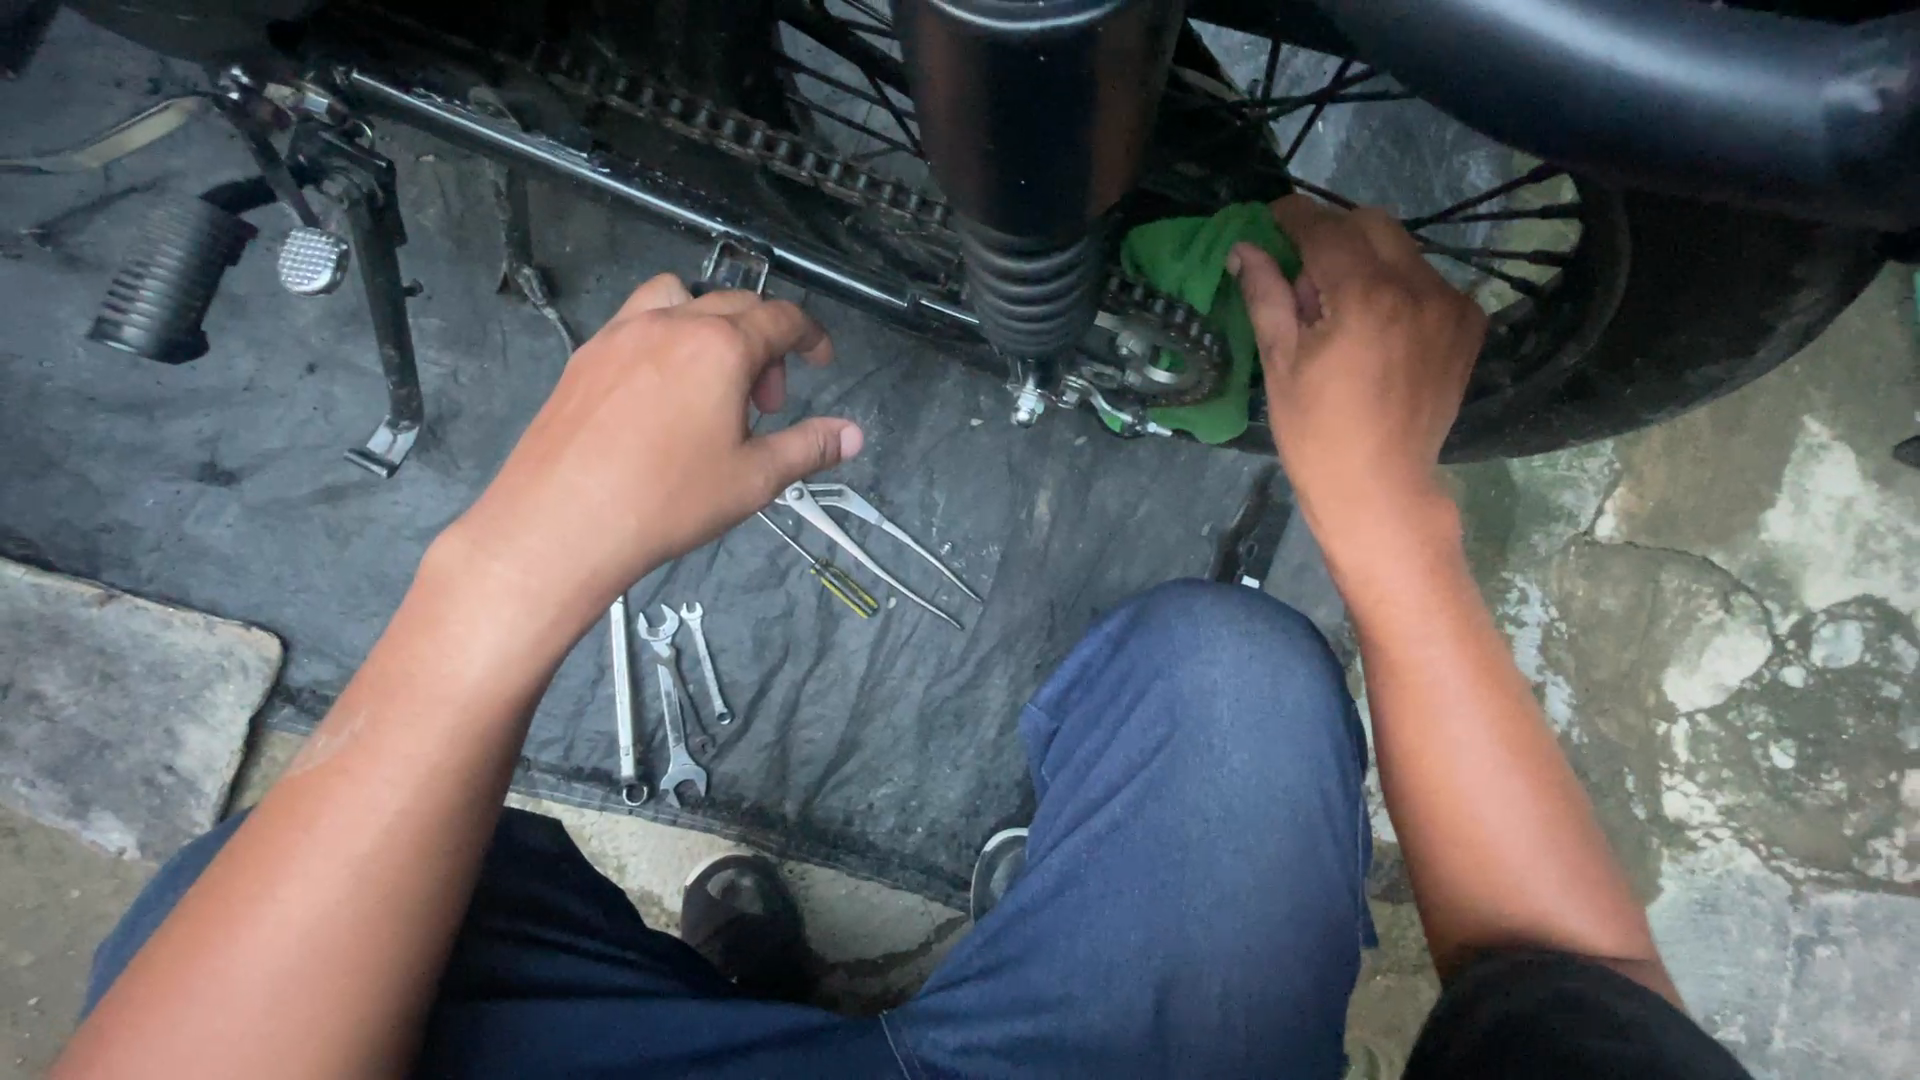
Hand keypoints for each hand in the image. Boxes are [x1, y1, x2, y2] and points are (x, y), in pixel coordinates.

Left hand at [442, 274, 862, 631]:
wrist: (561, 523)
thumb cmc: (670, 500)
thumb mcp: (755, 478)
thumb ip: (810, 447)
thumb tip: (854, 434)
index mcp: (721, 347)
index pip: (781, 318)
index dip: (811, 336)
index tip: (821, 360)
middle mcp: (671, 324)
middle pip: (735, 306)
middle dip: (766, 343)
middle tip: (767, 403)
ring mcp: (621, 334)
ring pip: (680, 298)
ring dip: (711, 325)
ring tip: (712, 380)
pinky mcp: (586, 355)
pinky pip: (638, 321)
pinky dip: (666, 336)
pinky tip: (662, 393)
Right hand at [1229, 195, 1485, 545]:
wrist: (1378, 486)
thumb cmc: (1314, 433)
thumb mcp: (1280, 363)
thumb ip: (1267, 296)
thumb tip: (1244, 249)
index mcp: (1365, 296)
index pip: (1326, 230)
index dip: (1294, 217)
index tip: (1272, 217)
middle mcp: (1418, 286)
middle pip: (1371, 224)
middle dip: (1331, 234)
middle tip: (1301, 273)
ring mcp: (1451, 303)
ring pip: (1402, 250)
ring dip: (1363, 260)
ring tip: (1338, 310)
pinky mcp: (1467, 323)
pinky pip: (1425, 280)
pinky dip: (1394, 286)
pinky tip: (1374, 327)